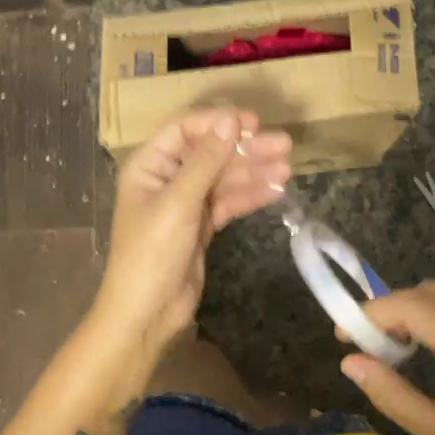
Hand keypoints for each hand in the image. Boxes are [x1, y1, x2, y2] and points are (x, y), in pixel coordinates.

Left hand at [94, 108, 291, 355]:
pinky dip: (250, 195)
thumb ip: (205, 162)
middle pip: (210, 152)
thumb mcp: (178, 203)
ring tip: (288, 169)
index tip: (253, 122)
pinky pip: (229, 201)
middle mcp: (166, 178)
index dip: (218, 122)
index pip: (185, 130)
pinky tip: (276, 191)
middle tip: (284, 145)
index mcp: (149, 166)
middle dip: (246, 149)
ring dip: (254, 172)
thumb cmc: (151, 253)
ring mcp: (185, 202)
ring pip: (224, 177)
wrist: (146, 313)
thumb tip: (230, 121)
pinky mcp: (201, 225)